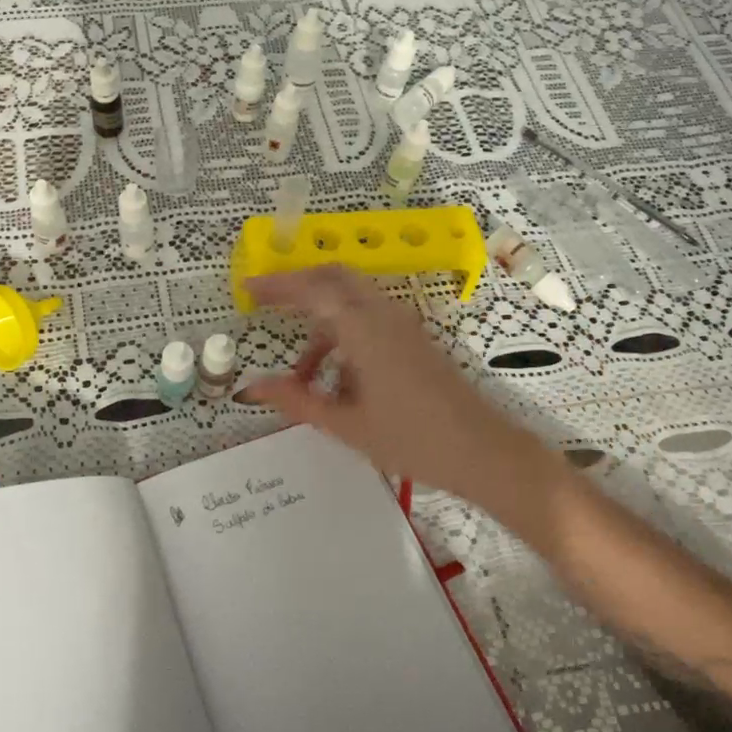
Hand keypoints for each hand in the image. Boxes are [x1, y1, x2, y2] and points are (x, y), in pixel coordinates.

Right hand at [240, 266, 566, 506]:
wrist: (483, 452)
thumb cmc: (412, 440)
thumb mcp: (345, 425)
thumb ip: (295, 400)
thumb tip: (250, 386)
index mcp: (365, 330)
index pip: (313, 291)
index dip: (277, 286)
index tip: (247, 289)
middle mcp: (384, 316)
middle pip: (335, 279)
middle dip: (299, 287)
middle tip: (267, 304)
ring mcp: (403, 325)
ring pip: (352, 302)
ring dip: (322, 324)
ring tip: (303, 376)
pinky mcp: (414, 340)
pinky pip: (370, 320)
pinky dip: (343, 336)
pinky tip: (338, 382)